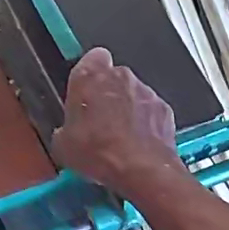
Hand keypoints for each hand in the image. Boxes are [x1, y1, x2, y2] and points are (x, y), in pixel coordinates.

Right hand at [51, 47, 185, 197]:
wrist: (141, 170)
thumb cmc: (100, 152)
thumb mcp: (63, 146)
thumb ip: (65, 129)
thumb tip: (67, 136)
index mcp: (89, 75)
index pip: (91, 58)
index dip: (90, 76)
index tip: (86, 93)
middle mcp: (121, 76)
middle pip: (115, 78)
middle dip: (109, 96)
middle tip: (101, 124)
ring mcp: (146, 91)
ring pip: (135, 95)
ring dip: (129, 111)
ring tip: (121, 141)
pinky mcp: (165, 110)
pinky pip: (153, 112)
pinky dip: (148, 125)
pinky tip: (139, 146)